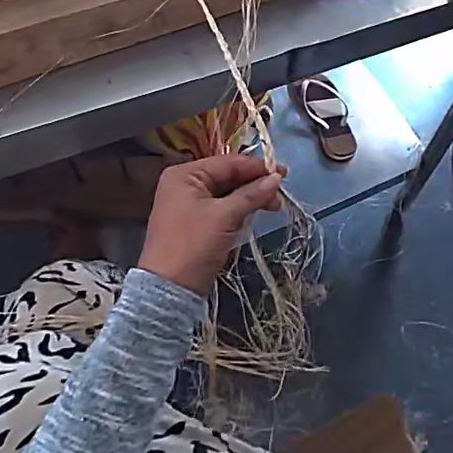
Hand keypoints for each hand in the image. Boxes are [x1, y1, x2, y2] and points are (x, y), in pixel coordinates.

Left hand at [140, 154, 286, 294]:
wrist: (169, 290)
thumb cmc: (194, 245)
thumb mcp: (225, 216)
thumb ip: (251, 194)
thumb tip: (276, 177)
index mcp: (185, 174)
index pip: (227, 163)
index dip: (256, 167)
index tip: (283, 173)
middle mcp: (184, 183)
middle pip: (228, 176)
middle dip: (255, 184)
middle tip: (281, 194)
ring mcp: (189, 203)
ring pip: (227, 192)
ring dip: (250, 197)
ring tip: (275, 206)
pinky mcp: (196, 222)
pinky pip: (222, 207)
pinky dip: (240, 209)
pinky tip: (256, 212)